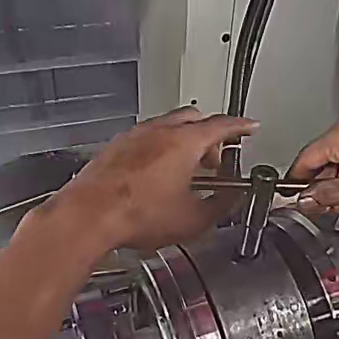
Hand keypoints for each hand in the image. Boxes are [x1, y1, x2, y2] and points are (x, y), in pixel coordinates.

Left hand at [51, 106, 255, 250]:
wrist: (90, 217)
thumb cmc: (135, 214)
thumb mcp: (194, 219)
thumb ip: (220, 206)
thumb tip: (228, 200)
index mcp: (185, 142)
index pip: (222, 125)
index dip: (240, 126)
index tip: (249, 126)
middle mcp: (158, 132)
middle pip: (193, 119)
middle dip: (210, 134)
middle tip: (217, 155)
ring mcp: (134, 137)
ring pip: (167, 126)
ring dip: (183, 141)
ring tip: (188, 168)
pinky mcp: (115, 148)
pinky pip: (145, 139)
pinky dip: (159, 149)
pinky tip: (157, 174)